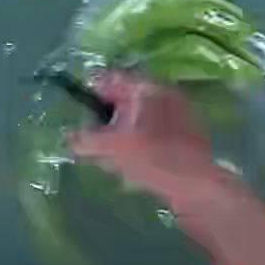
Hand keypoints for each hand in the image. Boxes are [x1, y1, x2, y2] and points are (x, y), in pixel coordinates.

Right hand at [68, 73, 229, 201]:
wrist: (197, 186)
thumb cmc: (153, 159)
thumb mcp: (112, 148)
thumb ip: (84, 140)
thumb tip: (68, 138)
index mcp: (147, 87)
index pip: (111, 78)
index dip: (90, 91)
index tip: (77, 109)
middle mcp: (165, 93)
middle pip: (125, 97)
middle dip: (106, 114)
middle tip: (90, 134)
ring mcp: (179, 113)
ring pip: (139, 115)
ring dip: (121, 130)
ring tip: (108, 152)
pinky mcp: (185, 134)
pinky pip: (153, 130)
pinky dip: (137, 140)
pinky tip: (130, 162)